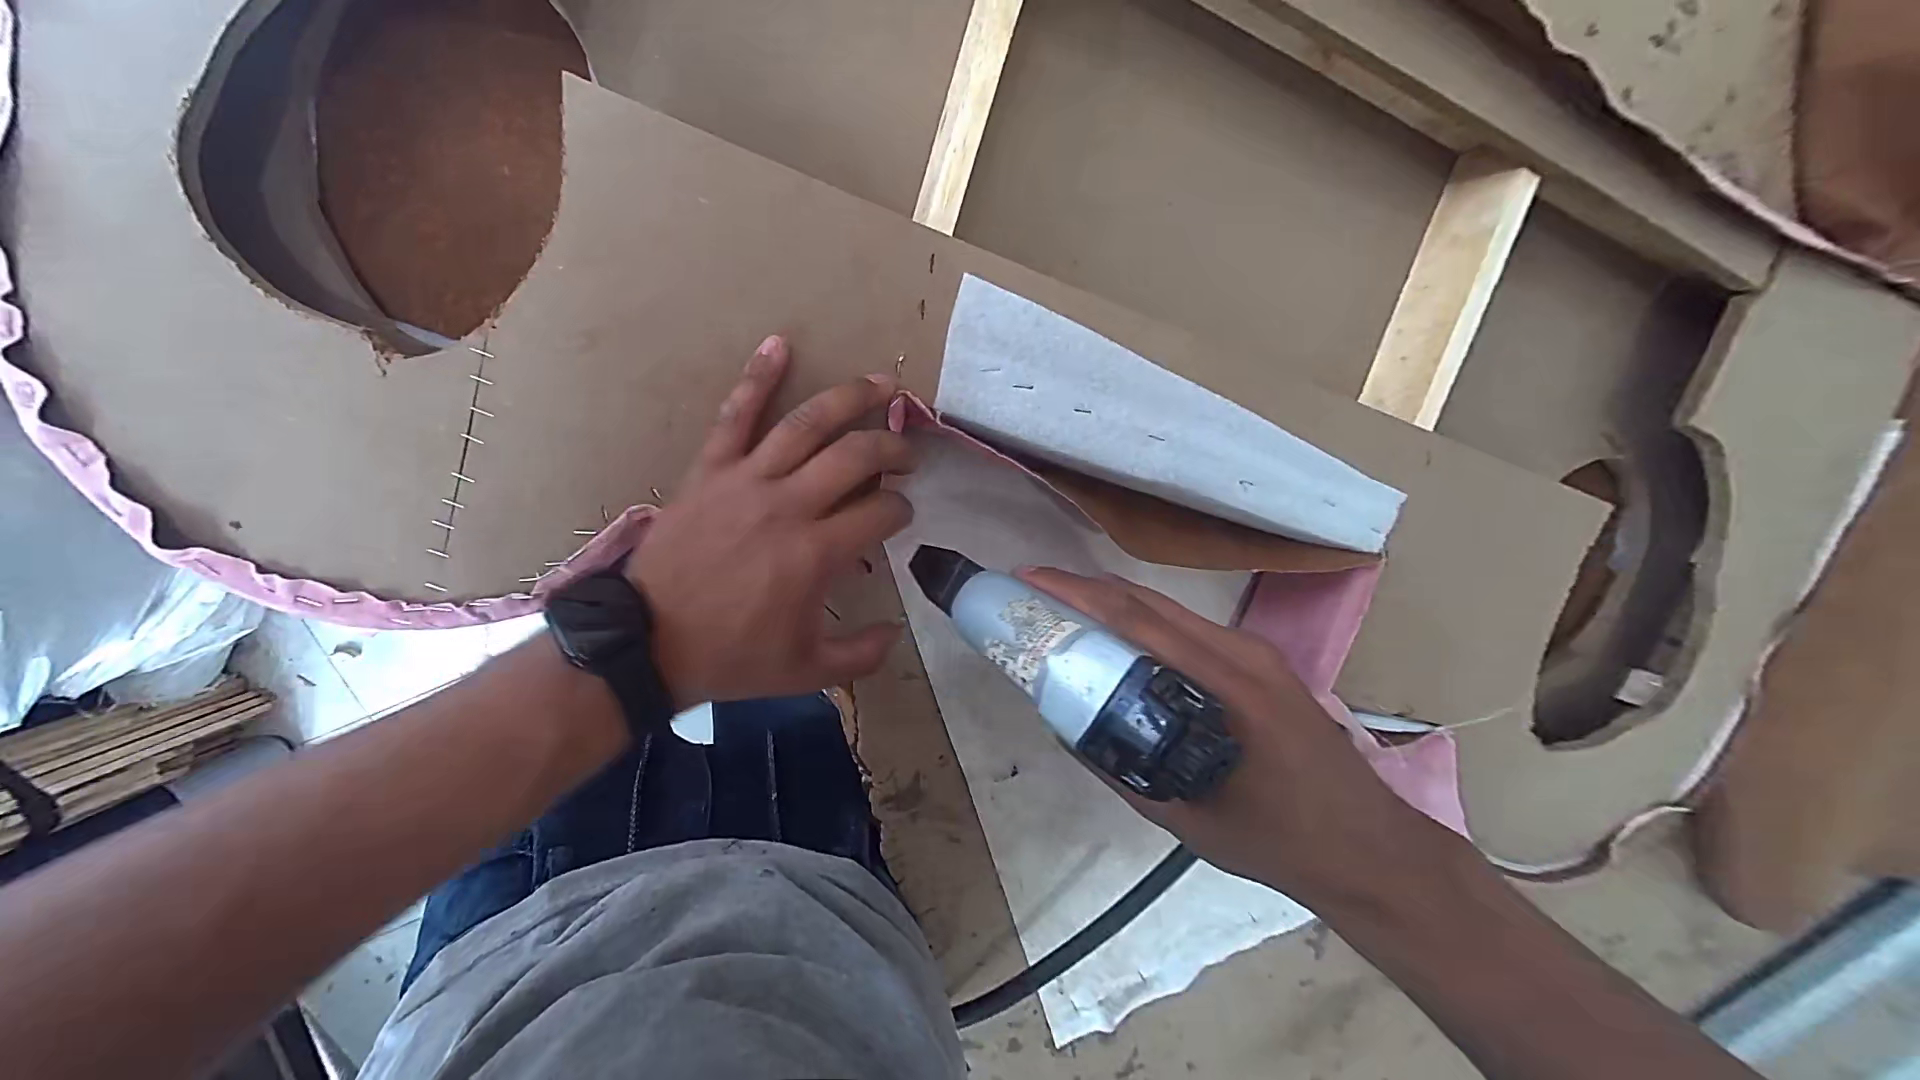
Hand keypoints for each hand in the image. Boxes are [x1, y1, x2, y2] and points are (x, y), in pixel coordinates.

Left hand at [627, 336, 915, 707]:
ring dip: (852, 398)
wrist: (645, 644)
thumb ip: (861, 654)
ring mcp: (747, 481)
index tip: (901, 514)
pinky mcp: (710, 470)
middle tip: (908, 453)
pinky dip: (758, 376)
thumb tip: (896, 631)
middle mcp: (789, 505)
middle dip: (894, 448)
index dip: (901, 510)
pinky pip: (736, 415)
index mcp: (817, 554)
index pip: (881, 512)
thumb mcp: (805, 670)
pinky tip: (780, 344)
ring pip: (809, 424)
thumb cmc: (729, 657)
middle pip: (857, 456)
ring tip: (883, 384)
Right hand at [1017, 568, 1434, 903]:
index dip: (1078, 594)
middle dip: (1087, 588)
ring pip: (1169, 609)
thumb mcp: (1186, 816)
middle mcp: (1241, 652)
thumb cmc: (1280, 839)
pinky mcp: (1260, 663)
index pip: (1137, 621)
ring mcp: (1255, 653)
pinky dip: (1144, 622)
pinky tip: (1119, 637)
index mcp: (1228, 684)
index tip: (1031, 579)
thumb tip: (1064, 726)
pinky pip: (1189, 628)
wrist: (1370, 848)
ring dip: (1113, 602)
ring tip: (1065, 608)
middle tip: (1036, 589)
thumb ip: (1118, 769)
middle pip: (1149, 602)